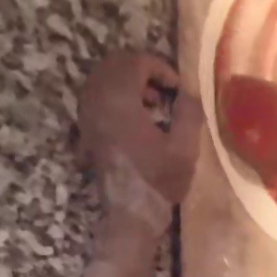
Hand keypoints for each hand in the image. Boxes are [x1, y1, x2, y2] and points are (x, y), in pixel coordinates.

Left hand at [77, 51, 202, 241]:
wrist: (131, 214)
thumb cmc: (158, 182)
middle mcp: (97, 101)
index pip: (136, 62)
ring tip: (152, 103)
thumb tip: (189, 91)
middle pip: (115, 64)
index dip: (160, 68)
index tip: (178, 88)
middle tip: (165, 89)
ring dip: (128, 83)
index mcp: (119, 100)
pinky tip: (135, 118)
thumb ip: (188, 113)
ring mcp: (87, 117)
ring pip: (103, 79)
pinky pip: (97, 98)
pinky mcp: (87, 132)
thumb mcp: (183, 148)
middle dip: (142, 70)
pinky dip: (115, 98)